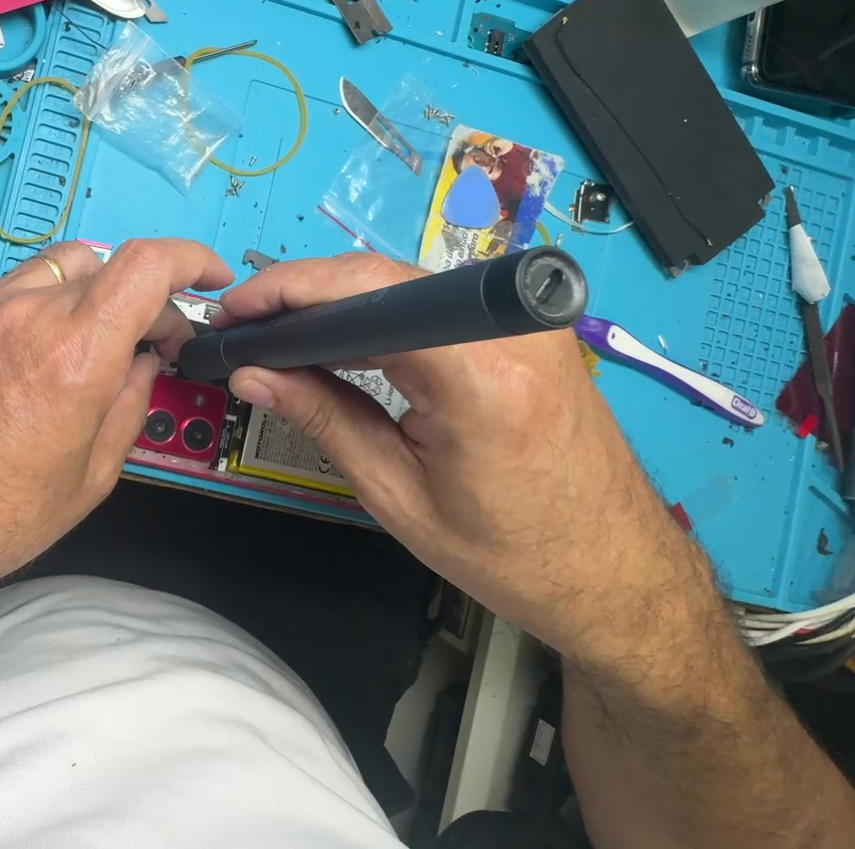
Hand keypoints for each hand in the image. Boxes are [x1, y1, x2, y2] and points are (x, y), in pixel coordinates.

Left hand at [0, 238, 233, 599]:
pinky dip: (60, 296)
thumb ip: (131, 402)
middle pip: (113, 262)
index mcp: (76, 354)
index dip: (194, 259)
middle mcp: (33, 315)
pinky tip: (60, 341)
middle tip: (158, 341)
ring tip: (107, 339)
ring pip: (70, 263)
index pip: (148, 265)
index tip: (212, 278)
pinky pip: (29, 282)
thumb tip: (144, 361)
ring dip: (104, 289)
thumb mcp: (94, 473)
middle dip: (153, 295)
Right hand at [218, 254, 705, 664]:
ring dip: (332, 304)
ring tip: (273, 335)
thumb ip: (322, 418)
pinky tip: (335, 342)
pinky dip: (373, 319)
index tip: (234, 315)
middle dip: (298, 293)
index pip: (362, 292)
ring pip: (401, 285)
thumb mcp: (397, 493)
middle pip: (378, 277)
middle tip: (241, 325)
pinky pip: (429, 305)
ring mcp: (522, 324)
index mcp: (477, 371)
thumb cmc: (509, 553)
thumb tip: (251, 374)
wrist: (620, 578)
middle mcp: (507, 326)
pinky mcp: (523, 332)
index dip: (286, 291)